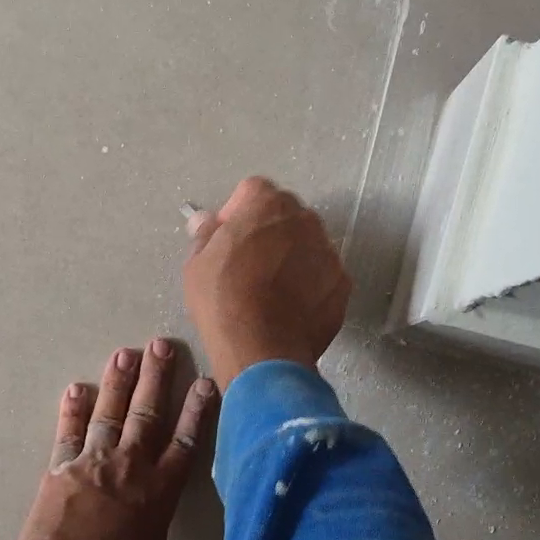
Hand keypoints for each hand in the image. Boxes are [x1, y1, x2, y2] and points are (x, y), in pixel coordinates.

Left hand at [9, 339, 219, 539]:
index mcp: (160, 494)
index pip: (186, 441)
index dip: (197, 410)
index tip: (205, 381)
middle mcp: (131, 468)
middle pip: (148, 413)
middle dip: (156, 377)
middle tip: (161, 344)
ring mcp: (93, 463)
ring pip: (111, 413)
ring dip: (118, 381)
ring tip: (125, 352)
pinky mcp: (60, 467)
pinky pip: (69, 432)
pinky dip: (73, 409)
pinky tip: (77, 388)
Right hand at [183, 176, 351, 384]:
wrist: (262, 349)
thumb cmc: (222, 301)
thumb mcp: (197, 265)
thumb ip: (205, 235)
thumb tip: (205, 221)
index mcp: (267, 205)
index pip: (253, 190)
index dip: (237, 211)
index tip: (227, 236)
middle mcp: (305, 219)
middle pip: (286, 215)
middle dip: (269, 232)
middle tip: (249, 264)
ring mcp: (329, 253)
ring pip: (309, 246)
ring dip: (293, 258)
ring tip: (272, 291)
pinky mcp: (343, 285)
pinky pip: (324, 277)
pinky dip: (311, 287)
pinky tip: (291, 309)